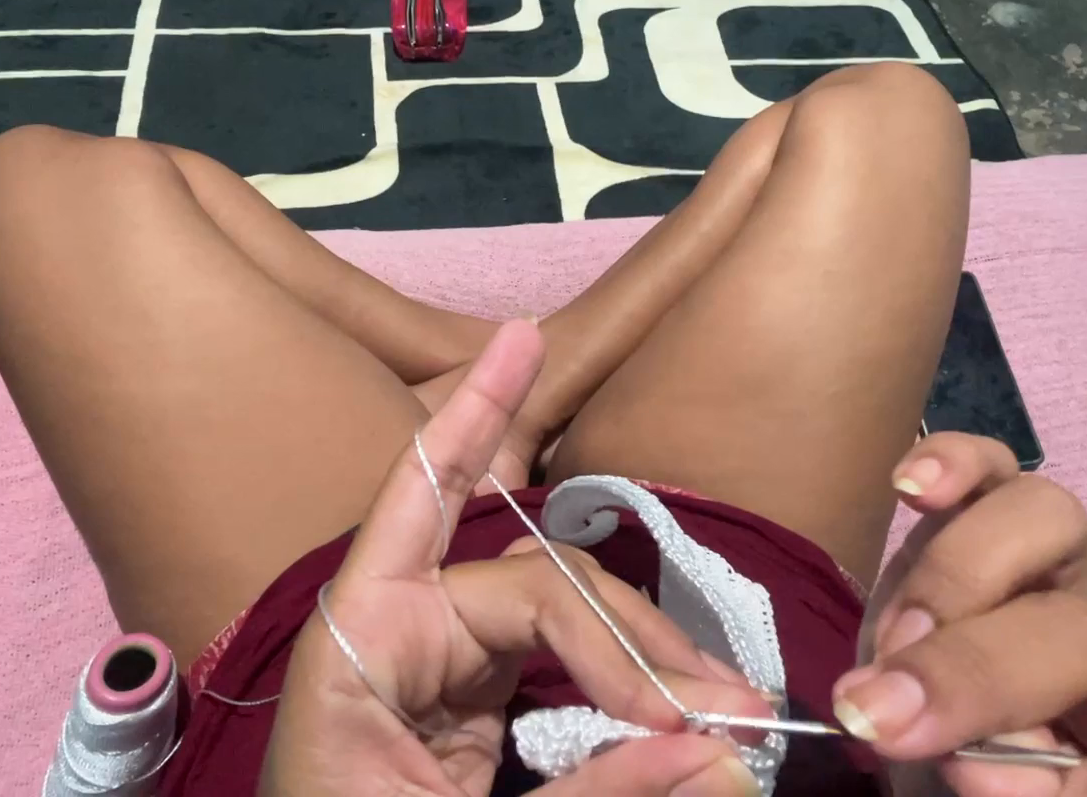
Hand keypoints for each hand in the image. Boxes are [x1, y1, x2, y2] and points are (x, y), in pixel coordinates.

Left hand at [262, 320, 768, 796]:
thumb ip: (591, 793)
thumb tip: (725, 758)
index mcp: (361, 634)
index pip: (425, 494)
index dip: (476, 409)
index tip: (525, 337)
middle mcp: (405, 621)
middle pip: (536, 577)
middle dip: (630, 628)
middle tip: (722, 700)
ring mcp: (448, 653)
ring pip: (564, 610)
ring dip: (643, 650)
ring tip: (723, 706)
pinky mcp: (480, 691)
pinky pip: (563, 651)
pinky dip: (625, 669)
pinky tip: (674, 689)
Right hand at [835, 432, 1086, 796]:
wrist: (958, 769)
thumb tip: (988, 769)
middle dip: (983, 674)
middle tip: (892, 723)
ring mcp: (1068, 575)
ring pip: (1044, 520)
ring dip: (951, 583)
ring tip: (893, 642)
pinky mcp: (984, 527)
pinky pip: (988, 471)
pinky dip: (955, 468)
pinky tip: (914, 488)